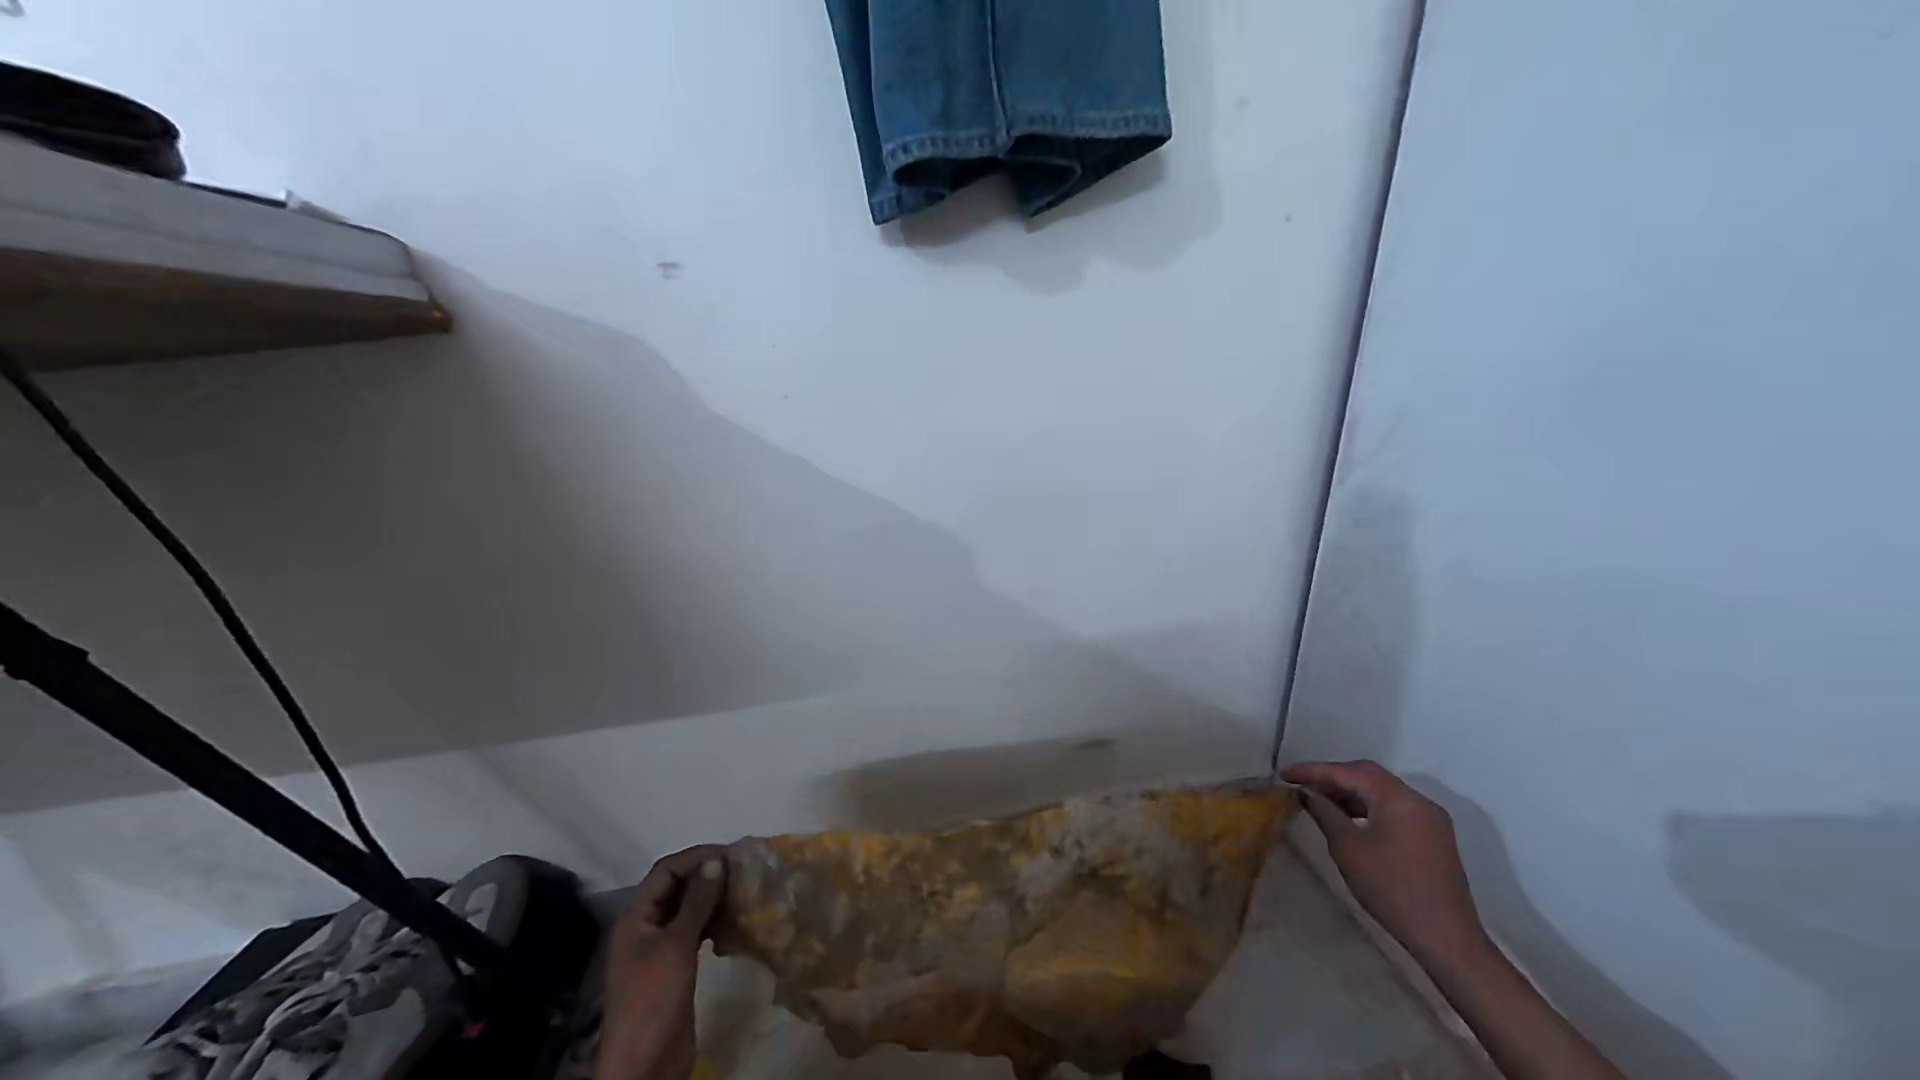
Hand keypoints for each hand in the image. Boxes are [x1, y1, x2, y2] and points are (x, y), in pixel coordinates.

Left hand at [594, 845, 728, 1079]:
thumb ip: (697, 901)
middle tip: (742, 871)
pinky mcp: (675, 966)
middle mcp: (646, 927)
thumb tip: (716, 860)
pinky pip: (696, 932)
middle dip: (707, 876)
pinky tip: (735, 923)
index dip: (696, 858)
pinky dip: (714, 923)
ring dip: (713, 899)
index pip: (665, 871)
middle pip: (676, 887)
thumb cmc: (654, 999)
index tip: (730, 855)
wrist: (644, 1066)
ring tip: (743, 892)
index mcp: (635, 917)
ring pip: (688, 909)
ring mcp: (660, 948)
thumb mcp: (676, 945)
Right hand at [1280, 760, 1487, 965]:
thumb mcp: (1348, 848)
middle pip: (1368, 775)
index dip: (1313, 771)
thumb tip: (1306, 793)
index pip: (1348, 772)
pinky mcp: (1433, 835)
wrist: (1446, 938)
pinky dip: (1368, 806)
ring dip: (1350, 792)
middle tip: (1301, 784)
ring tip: (1319, 800)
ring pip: (1382, 791)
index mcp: (1398, 798)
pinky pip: (1394, 807)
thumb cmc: (1391, 889)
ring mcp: (1430, 818)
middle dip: (1332, 776)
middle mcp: (1418, 800)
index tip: (1284, 774)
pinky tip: (1348, 818)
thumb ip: (1325, 813)